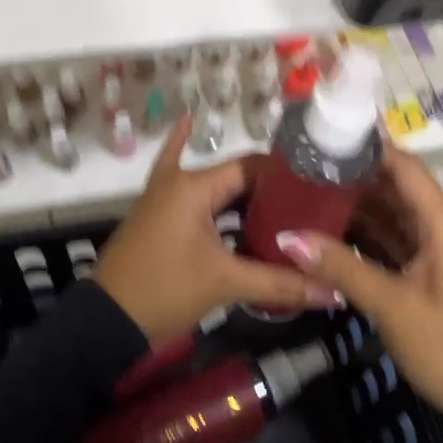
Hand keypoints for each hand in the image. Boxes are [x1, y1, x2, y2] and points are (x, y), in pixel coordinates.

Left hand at [94, 117, 337, 343]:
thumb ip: (280, 284)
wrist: (107, 320)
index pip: (252, 169)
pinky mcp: (155, 213)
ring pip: (212, 185)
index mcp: (195, 187)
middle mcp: (178, 181)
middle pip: (235, 178)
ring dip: (241, 192)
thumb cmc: (165, 291)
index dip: (285, 178)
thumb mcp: (225, 284)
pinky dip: (182, 149)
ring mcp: (162, 195)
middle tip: (307, 206)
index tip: (317, 190)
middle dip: (269, 192)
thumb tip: (335, 293)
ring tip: (282, 201)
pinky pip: (175, 176)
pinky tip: (187, 122)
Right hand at [276, 148, 442, 442]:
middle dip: (352, 175)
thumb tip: (287, 236)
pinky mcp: (426, 273)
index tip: (325, 132)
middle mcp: (442, 228)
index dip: (369, 146)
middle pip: (394, 188)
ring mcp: (435, 251)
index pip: (405, 168)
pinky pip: (391, 241)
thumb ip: (340, 266)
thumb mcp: (392, 306)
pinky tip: (325, 229)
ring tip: (304, 189)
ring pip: (390, 215)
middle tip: (301, 162)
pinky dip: (362, 235)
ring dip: (354, 205)